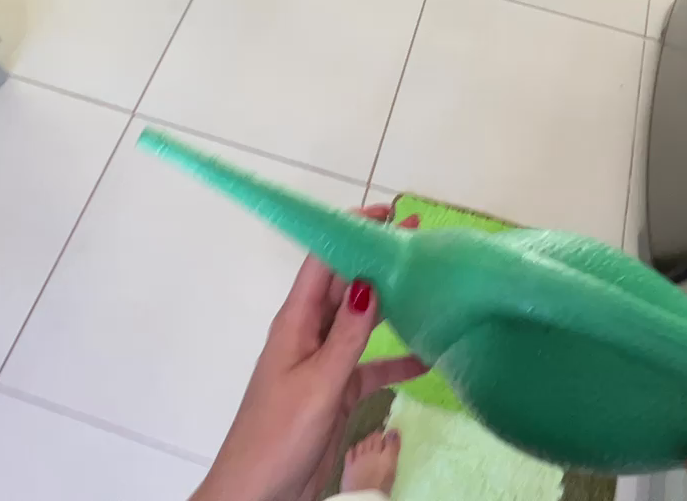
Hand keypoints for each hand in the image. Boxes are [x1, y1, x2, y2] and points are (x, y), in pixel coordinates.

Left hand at [192, 205, 428, 500]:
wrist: (256, 499)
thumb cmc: (278, 435)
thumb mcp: (319, 383)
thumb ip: (347, 334)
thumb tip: (369, 281)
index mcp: (296, 320)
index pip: (324, 261)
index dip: (351, 231)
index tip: (386, 213)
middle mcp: (309, 331)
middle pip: (346, 284)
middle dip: (377, 259)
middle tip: (418, 239)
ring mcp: (324, 360)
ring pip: (361, 320)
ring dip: (390, 303)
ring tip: (427, 281)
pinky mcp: (337, 390)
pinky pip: (371, 365)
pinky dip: (398, 358)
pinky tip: (430, 356)